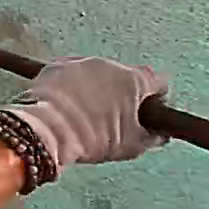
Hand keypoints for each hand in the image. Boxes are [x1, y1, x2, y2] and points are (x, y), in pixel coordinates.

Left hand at [1, 57, 167, 166]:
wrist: (48, 129)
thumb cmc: (91, 137)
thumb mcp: (132, 146)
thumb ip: (152, 136)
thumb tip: (159, 134)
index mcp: (132, 80)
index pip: (157, 80)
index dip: (156, 96)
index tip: (151, 108)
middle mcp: (107, 64)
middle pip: (122, 76)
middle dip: (121, 93)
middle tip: (114, 117)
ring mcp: (79, 62)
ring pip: (94, 74)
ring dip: (94, 87)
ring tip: (86, 114)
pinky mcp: (55, 66)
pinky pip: (69, 74)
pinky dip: (71, 86)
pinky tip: (66, 106)